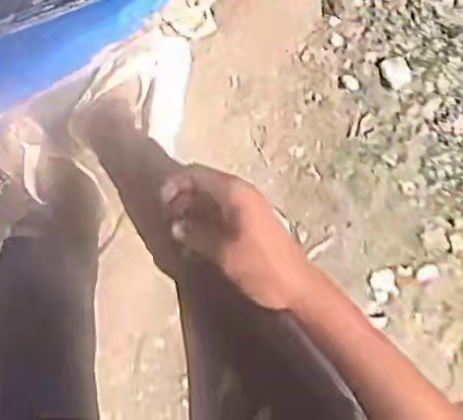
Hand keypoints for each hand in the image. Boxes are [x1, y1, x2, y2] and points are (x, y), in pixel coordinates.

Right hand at [161, 164, 319, 310]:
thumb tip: (176, 225)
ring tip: (177, 228)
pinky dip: (204, 216)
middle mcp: (240, 191)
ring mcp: (246, 205)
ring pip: (210, 195)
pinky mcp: (250, 220)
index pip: (196, 173)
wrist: (300, 289)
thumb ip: (197, 235)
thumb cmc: (262, 268)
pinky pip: (220, 208)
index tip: (162, 203)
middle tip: (166, 216)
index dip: (175, 184)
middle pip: (202, 181)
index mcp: (234, 192)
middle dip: (181, 195)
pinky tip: (195, 235)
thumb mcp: (224, 253)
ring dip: (192, 207)